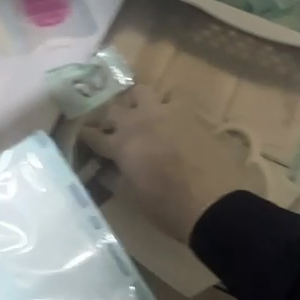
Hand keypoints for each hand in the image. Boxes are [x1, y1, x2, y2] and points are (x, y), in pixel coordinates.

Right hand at [83, 89, 268, 241]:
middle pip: (114, 108)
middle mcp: (139, 121)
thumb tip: (106, 169)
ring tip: (141, 115)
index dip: (87, 136)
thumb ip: (117, 177)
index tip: (84, 138)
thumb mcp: (134, 196)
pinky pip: (173, 100)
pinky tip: (171, 120)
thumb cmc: (169, 208)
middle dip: (110, 117)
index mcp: (122, 144)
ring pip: (143, 92)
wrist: (215, 202)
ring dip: (138, 102)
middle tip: (112, 128)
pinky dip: (167, 107)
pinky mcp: (191, 112)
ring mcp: (166, 112)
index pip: (94, 135)